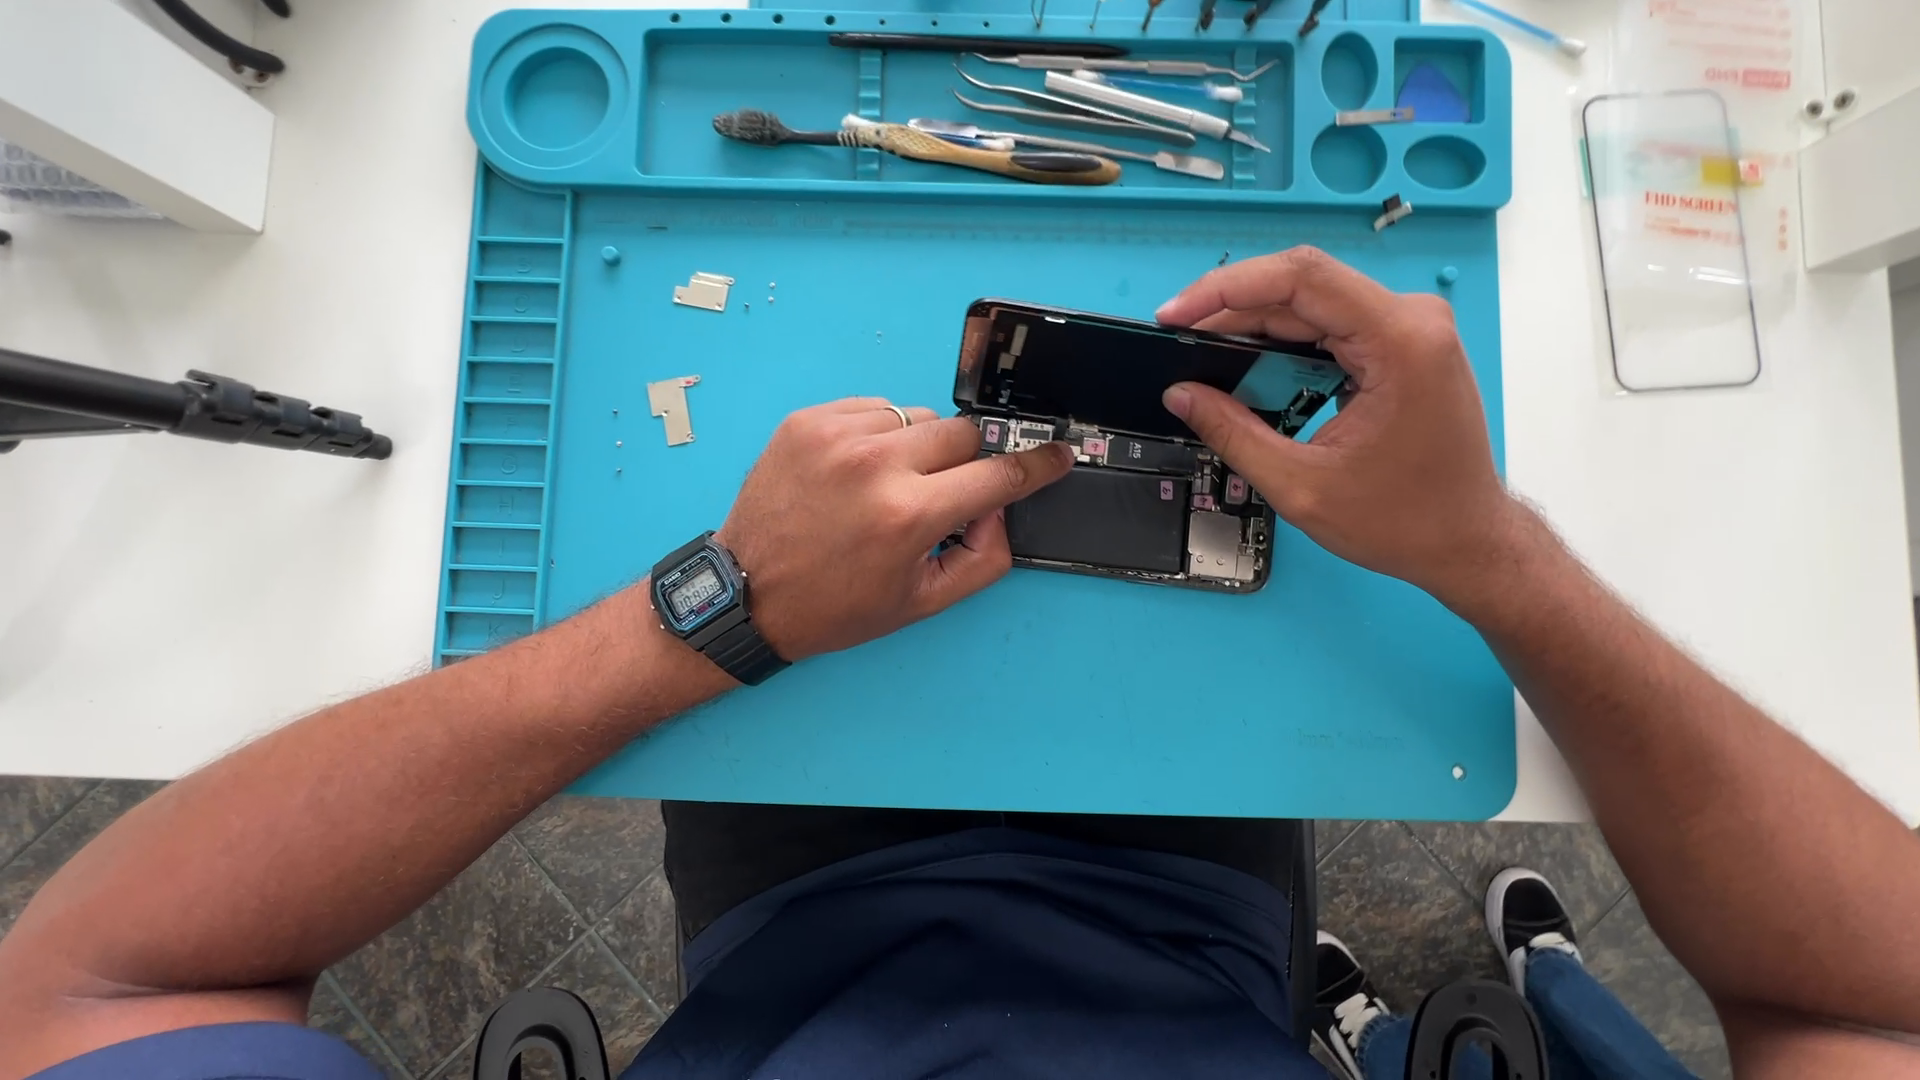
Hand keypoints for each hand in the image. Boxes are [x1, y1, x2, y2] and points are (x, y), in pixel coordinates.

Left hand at [714, 398, 1072, 660]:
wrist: (748, 593)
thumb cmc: (837, 606)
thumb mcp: (922, 602)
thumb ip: (982, 557)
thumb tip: (1000, 508)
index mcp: (908, 516)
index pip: (997, 476)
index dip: (1036, 465)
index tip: (1057, 454)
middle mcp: (876, 464)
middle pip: (963, 434)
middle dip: (966, 464)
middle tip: (940, 494)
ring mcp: (837, 435)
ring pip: (920, 417)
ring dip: (921, 449)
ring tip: (890, 484)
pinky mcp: (809, 420)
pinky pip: (875, 409)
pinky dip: (882, 435)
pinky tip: (860, 469)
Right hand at [1155, 247, 1516, 599]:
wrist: (1467, 540)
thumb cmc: (1398, 520)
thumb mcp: (1299, 484)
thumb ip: (1232, 432)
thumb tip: (1179, 393)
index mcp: (1399, 341)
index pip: (1301, 278)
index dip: (1226, 288)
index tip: (1173, 315)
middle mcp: (1411, 318)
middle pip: (1301, 288)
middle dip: (1230, 312)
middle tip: (1176, 343)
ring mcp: (1409, 328)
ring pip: (1311, 306)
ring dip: (1252, 329)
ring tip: (1201, 359)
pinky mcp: (1401, 346)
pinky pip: (1328, 327)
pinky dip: (1281, 346)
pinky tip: (1245, 370)